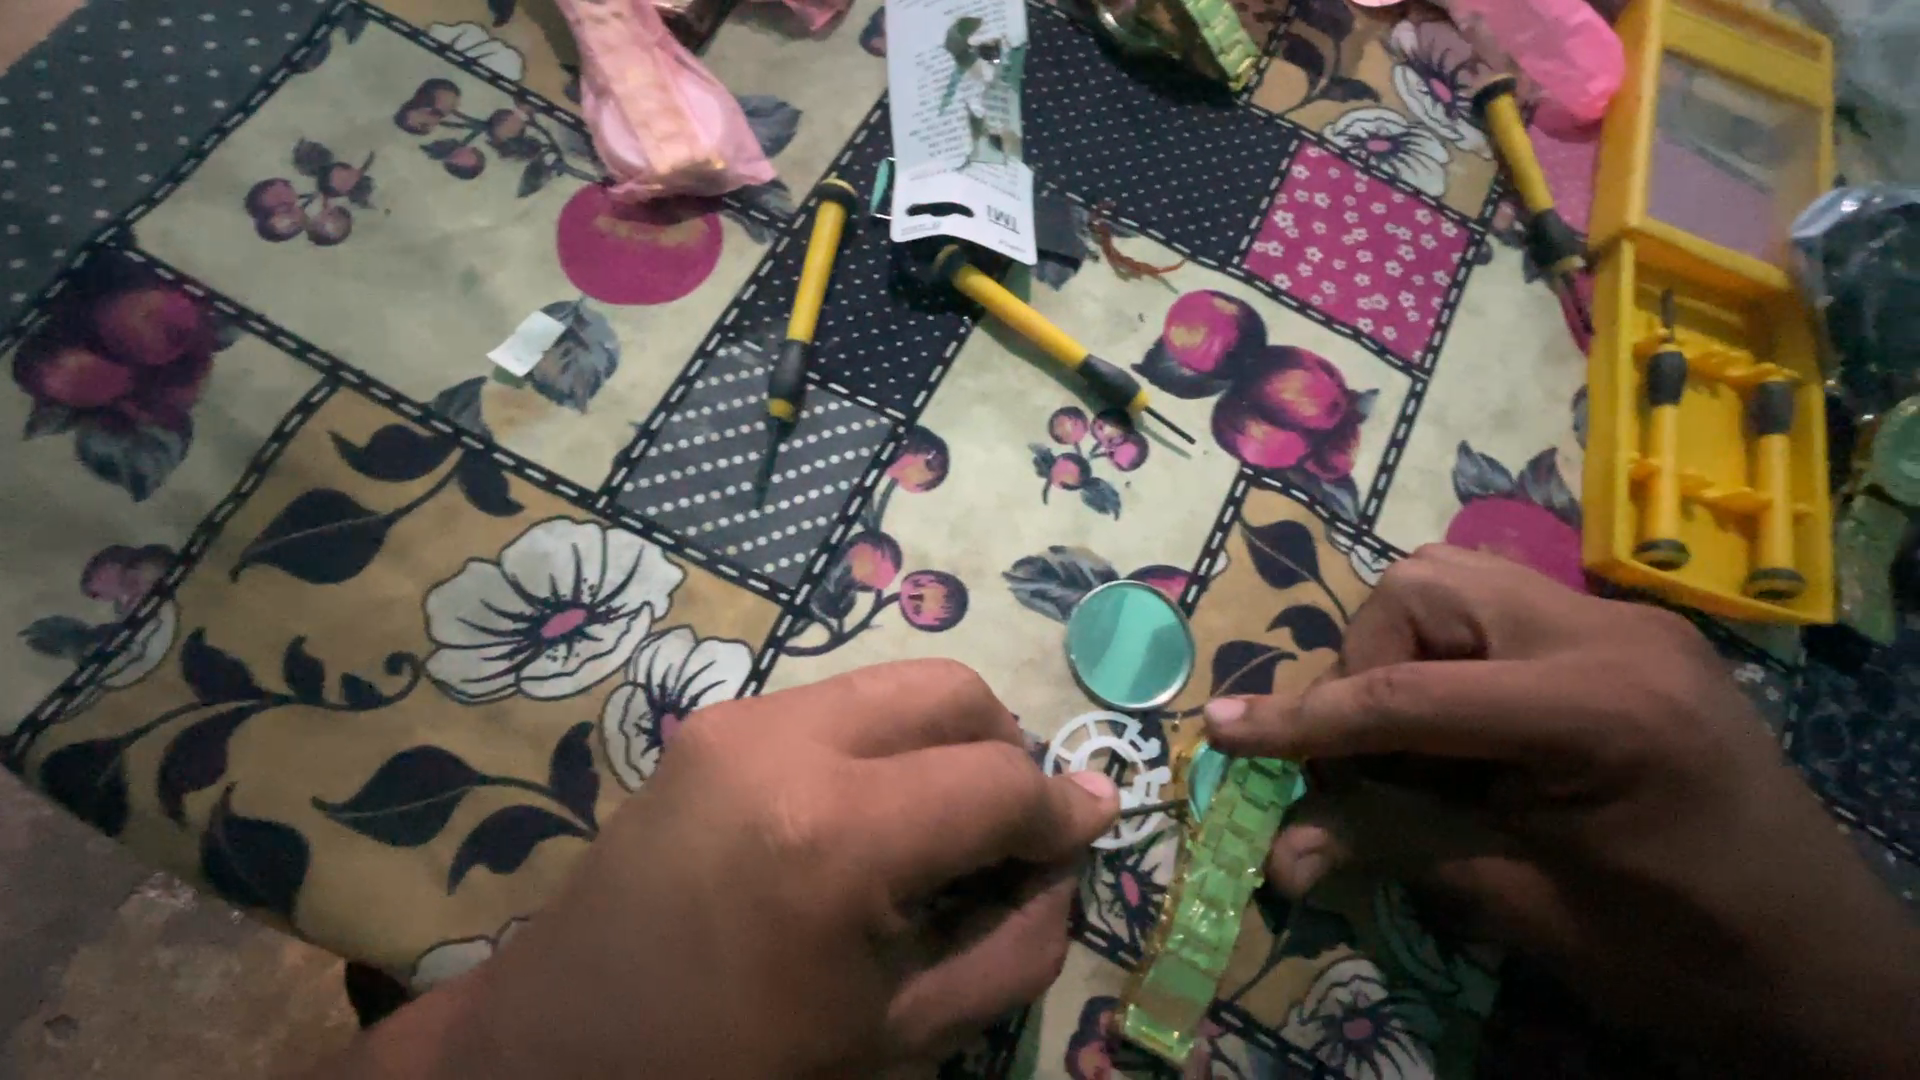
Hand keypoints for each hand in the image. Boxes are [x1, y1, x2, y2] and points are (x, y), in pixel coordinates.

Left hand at [324, 660, 1117, 1078]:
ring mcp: (742, 717)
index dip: (1058, 807)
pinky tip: (869, 808)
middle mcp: (787, 743)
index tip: (1088, 826)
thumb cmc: (735, 1066)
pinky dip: (885, 740)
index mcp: (833, 836)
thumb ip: (1013, 949)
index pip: (994, 782)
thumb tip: (1066, 862)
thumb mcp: (898, 1037)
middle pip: (950, 691)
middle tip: (1011, 820)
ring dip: (945, 738)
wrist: (559, 1049)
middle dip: (1004, 749)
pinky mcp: (716, 718)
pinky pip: (841, 702)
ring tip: (941, 813)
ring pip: (897, 682)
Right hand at [1204, 546, 1919, 1075]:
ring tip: (1414, 737)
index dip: (1301, 718)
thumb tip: (1275, 854)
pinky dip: (1438, 655)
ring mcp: (1618, 621)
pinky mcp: (1615, 631)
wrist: (1834, 970)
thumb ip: (1384, 846)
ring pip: (1446, 579)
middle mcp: (1609, 633)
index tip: (1220, 729)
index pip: (1405, 694)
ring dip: (1397, 651)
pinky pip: (1486, 606)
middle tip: (1369, 752)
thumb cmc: (1683, 955)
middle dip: (1364, 664)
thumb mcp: (1519, 903)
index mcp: (1601, 710)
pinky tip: (1458, 724)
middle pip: (1420, 588)